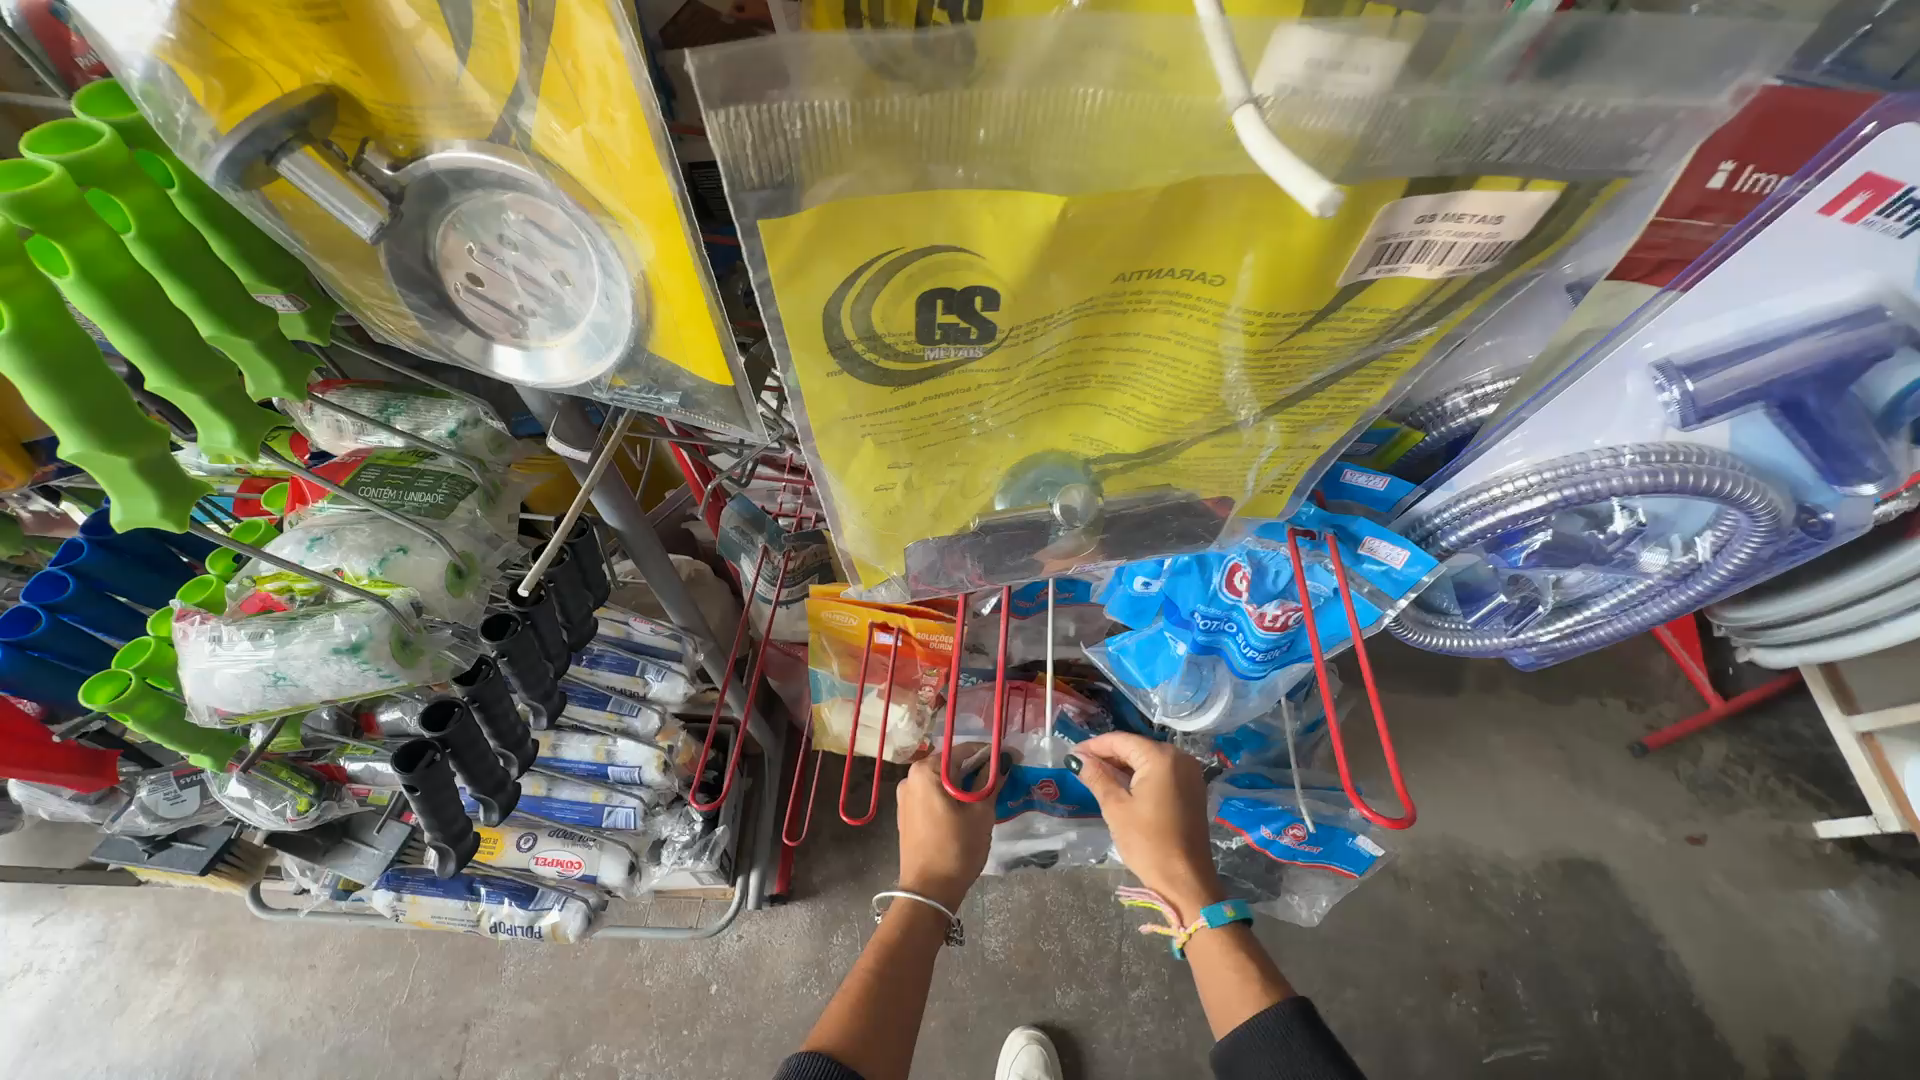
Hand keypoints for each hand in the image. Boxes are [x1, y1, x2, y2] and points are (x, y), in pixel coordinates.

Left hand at [894, 743, 1001, 909]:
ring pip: (942, 781)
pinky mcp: (906, 814)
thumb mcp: (981, 812)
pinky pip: (933, 796)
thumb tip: (1004, 759)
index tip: (1011, 759)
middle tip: (1001, 780)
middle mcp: (911, 777)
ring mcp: (906, 796)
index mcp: (926, 771)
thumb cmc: (957, 848)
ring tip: (988, 796)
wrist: (928, 891)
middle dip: (976, 770)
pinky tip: (967, 810)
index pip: (963, 750)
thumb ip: (991, 781)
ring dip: (964, 785)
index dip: (989, 754)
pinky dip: (950, 797)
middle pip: (951, 764)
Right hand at [1070, 733, 1223, 922]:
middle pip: (1136, 747)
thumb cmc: (1148, 842)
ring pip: (1148, 760)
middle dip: (1108, 755)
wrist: (1185, 880)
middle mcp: (1180, 758)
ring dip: (1123, 766)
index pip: (1121, 741)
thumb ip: (1097, 777)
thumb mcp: (1115, 807)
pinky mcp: (1192, 789)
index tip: (1072, 754)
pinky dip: (1140, 776)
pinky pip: (1160, 773)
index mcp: (1161, 757)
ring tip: (1095, 776)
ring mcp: (1190, 774)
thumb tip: (1078, 758)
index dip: (1094, 746)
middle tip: (1081, 766)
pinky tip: (1121, 785)